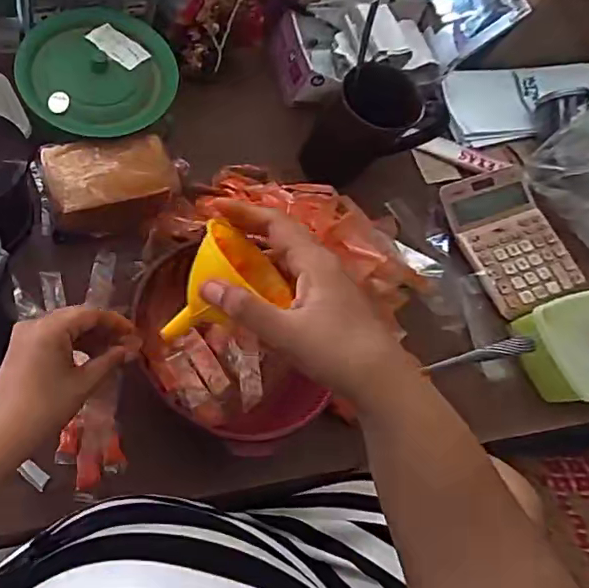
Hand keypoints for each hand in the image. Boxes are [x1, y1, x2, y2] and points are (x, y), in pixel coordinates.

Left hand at [0, 305, 138, 457]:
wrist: (4, 432)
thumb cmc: (46, 407)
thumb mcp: (83, 384)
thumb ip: (109, 361)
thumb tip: (130, 349)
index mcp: (50, 326)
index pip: (90, 313)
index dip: (116, 322)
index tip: (135, 334)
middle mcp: (34, 323)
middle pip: (75, 317)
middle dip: (102, 330)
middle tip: (126, 346)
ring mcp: (23, 335)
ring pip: (63, 328)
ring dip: (87, 338)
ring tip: (111, 354)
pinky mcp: (19, 348)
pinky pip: (50, 338)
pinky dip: (70, 345)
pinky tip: (87, 358)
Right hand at [199, 199, 415, 400]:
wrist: (382, 381)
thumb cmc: (336, 351)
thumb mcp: (284, 332)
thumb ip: (245, 308)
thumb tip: (207, 285)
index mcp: (314, 262)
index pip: (275, 222)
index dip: (243, 211)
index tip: (214, 206)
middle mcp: (323, 265)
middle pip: (281, 236)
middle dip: (247, 229)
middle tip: (215, 231)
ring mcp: (328, 284)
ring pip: (287, 258)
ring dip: (257, 254)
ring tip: (228, 258)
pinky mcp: (329, 302)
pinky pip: (292, 277)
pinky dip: (268, 275)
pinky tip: (255, 291)